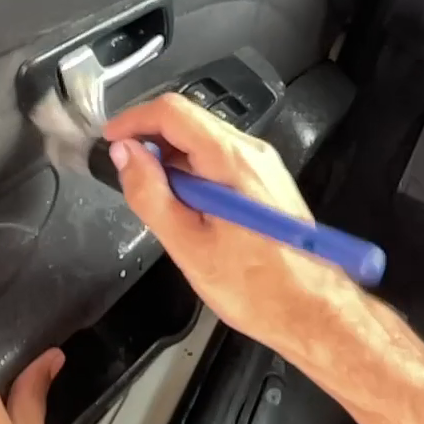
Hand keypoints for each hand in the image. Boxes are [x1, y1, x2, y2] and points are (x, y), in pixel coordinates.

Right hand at [104, 95, 361, 355]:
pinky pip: (219, 156)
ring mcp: (262, 163)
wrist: (314, 312)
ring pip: (203, 137)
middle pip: (189, 119)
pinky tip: (183, 202)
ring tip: (152, 192)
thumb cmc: (255, 288)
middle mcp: (251, 151)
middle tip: (124, 168)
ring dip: (170, 154)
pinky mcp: (265, 178)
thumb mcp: (188, 246)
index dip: (134, 119)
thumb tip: (125, 154)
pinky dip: (192, 168)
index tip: (110, 139)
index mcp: (231, 160)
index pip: (173, 112)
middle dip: (149, 136)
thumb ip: (151, 194)